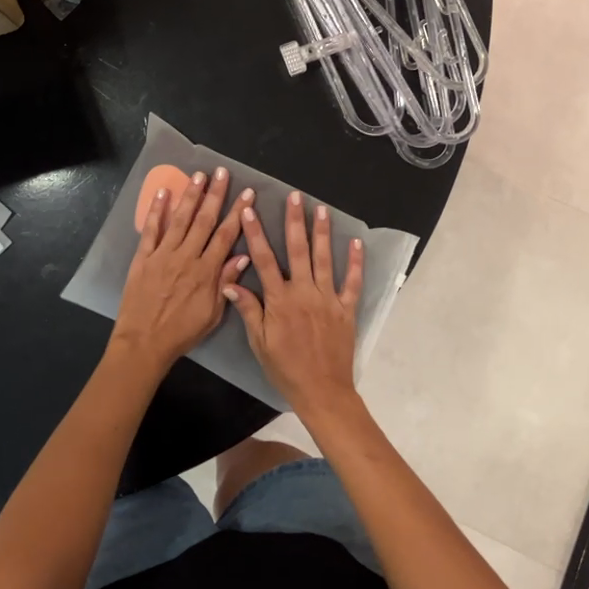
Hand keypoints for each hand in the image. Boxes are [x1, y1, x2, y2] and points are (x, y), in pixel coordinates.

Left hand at [110, 167, 253, 369]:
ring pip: (180, 219)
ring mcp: (163, 255)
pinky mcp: (143, 257)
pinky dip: (157, 210)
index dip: (238, 213)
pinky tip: (162, 192)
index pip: (225, 236)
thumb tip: (243, 256)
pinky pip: (151, 229)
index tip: (247, 194)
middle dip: (215, 194)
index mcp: (206, 272)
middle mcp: (186, 257)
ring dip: (190, 195)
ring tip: (199, 175)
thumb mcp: (212, 315)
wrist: (144, 342)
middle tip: (222, 172)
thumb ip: (226, 283)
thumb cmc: (182, 332)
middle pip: (204, 220)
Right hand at [224, 192, 363, 415]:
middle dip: (294, 221)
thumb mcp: (259, 342)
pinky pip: (352, 282)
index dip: (256, 234)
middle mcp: (304, 293)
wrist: (322, 392)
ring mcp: (327, 299)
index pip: (264, 260)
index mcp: (279, 301)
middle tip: (294, 196)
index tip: (250, 211)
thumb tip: (231, 282)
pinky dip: (356, 263)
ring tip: (321, 208)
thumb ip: (249, 310)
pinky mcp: (346, 309)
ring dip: (322, 232)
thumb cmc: (285, 369)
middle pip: (298, 251)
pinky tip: (356, 242)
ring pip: (324, 259)